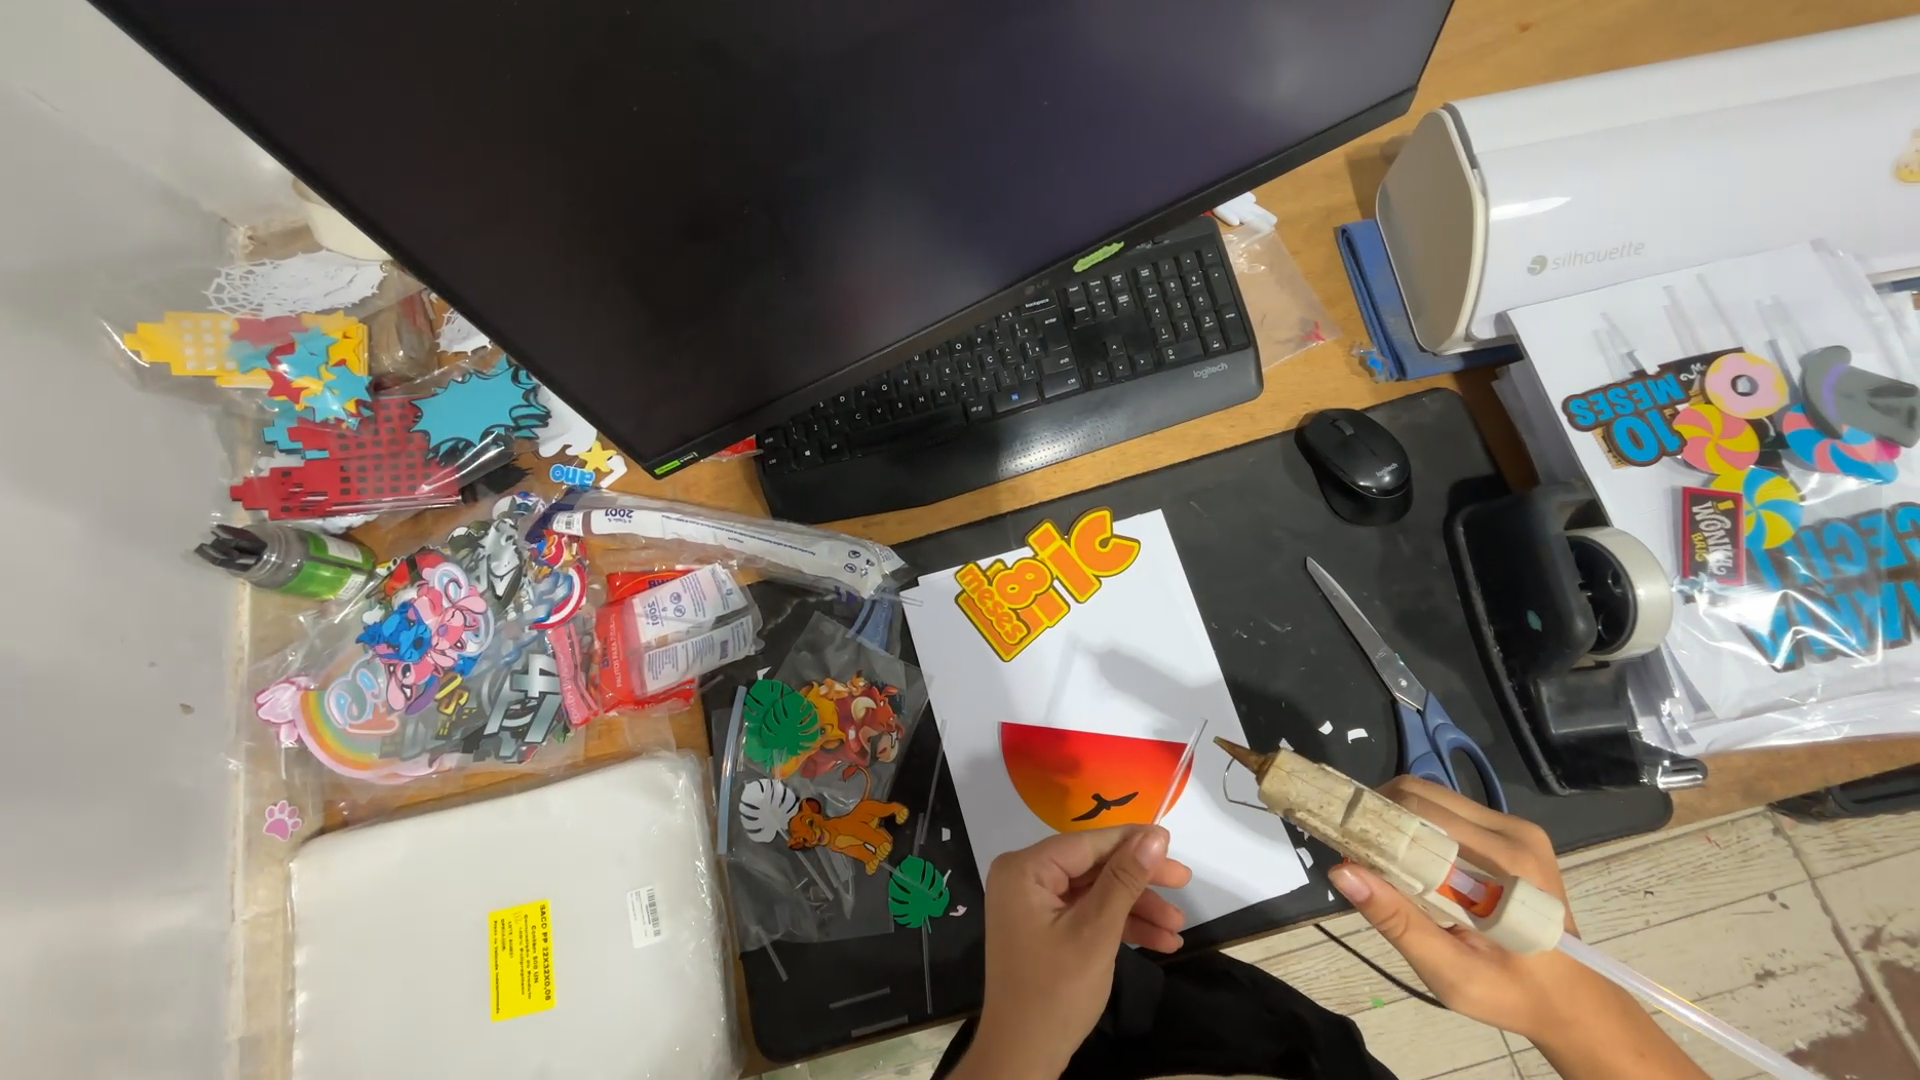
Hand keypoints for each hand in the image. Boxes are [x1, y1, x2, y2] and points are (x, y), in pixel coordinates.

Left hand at [953, 825, 1191, 1079]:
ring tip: (1178, 926)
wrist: (1023, 1056)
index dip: (1131, 841)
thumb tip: (1155, 835)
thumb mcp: (1096, 932)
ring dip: (1136, 908)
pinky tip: (1160, 941)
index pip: (1087, 843)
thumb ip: (1125, 879)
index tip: (1172, 842)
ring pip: (1095, 891)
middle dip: (1139, 880)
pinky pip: (1086, 913)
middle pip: (1093, 866)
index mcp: (1025, 869)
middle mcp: (1024, 877)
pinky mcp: (1044, 926)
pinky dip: (1119, 925)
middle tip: (1185, 882)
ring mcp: (1033, 903)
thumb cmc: (1056, 991)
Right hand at [1328, 779, 1707, 1079]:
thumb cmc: (1513, 993)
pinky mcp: (1514, 833)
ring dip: (1399, 819)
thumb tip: (1342, 870)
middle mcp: (1514, 832)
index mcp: (1505, 862)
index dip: (1373, 817)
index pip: (1420, 809)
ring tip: (1382, 858)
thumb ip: (1397, 921)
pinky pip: (1450, 810)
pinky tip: (1413, 861)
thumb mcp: (1450, 973)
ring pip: (1433, 797)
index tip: (1343, 839)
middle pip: (1423, 794)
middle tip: (1357, 851)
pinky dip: (1419, 826)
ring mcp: (1517, 829)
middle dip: (1381, 814)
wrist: (1578, 1005)